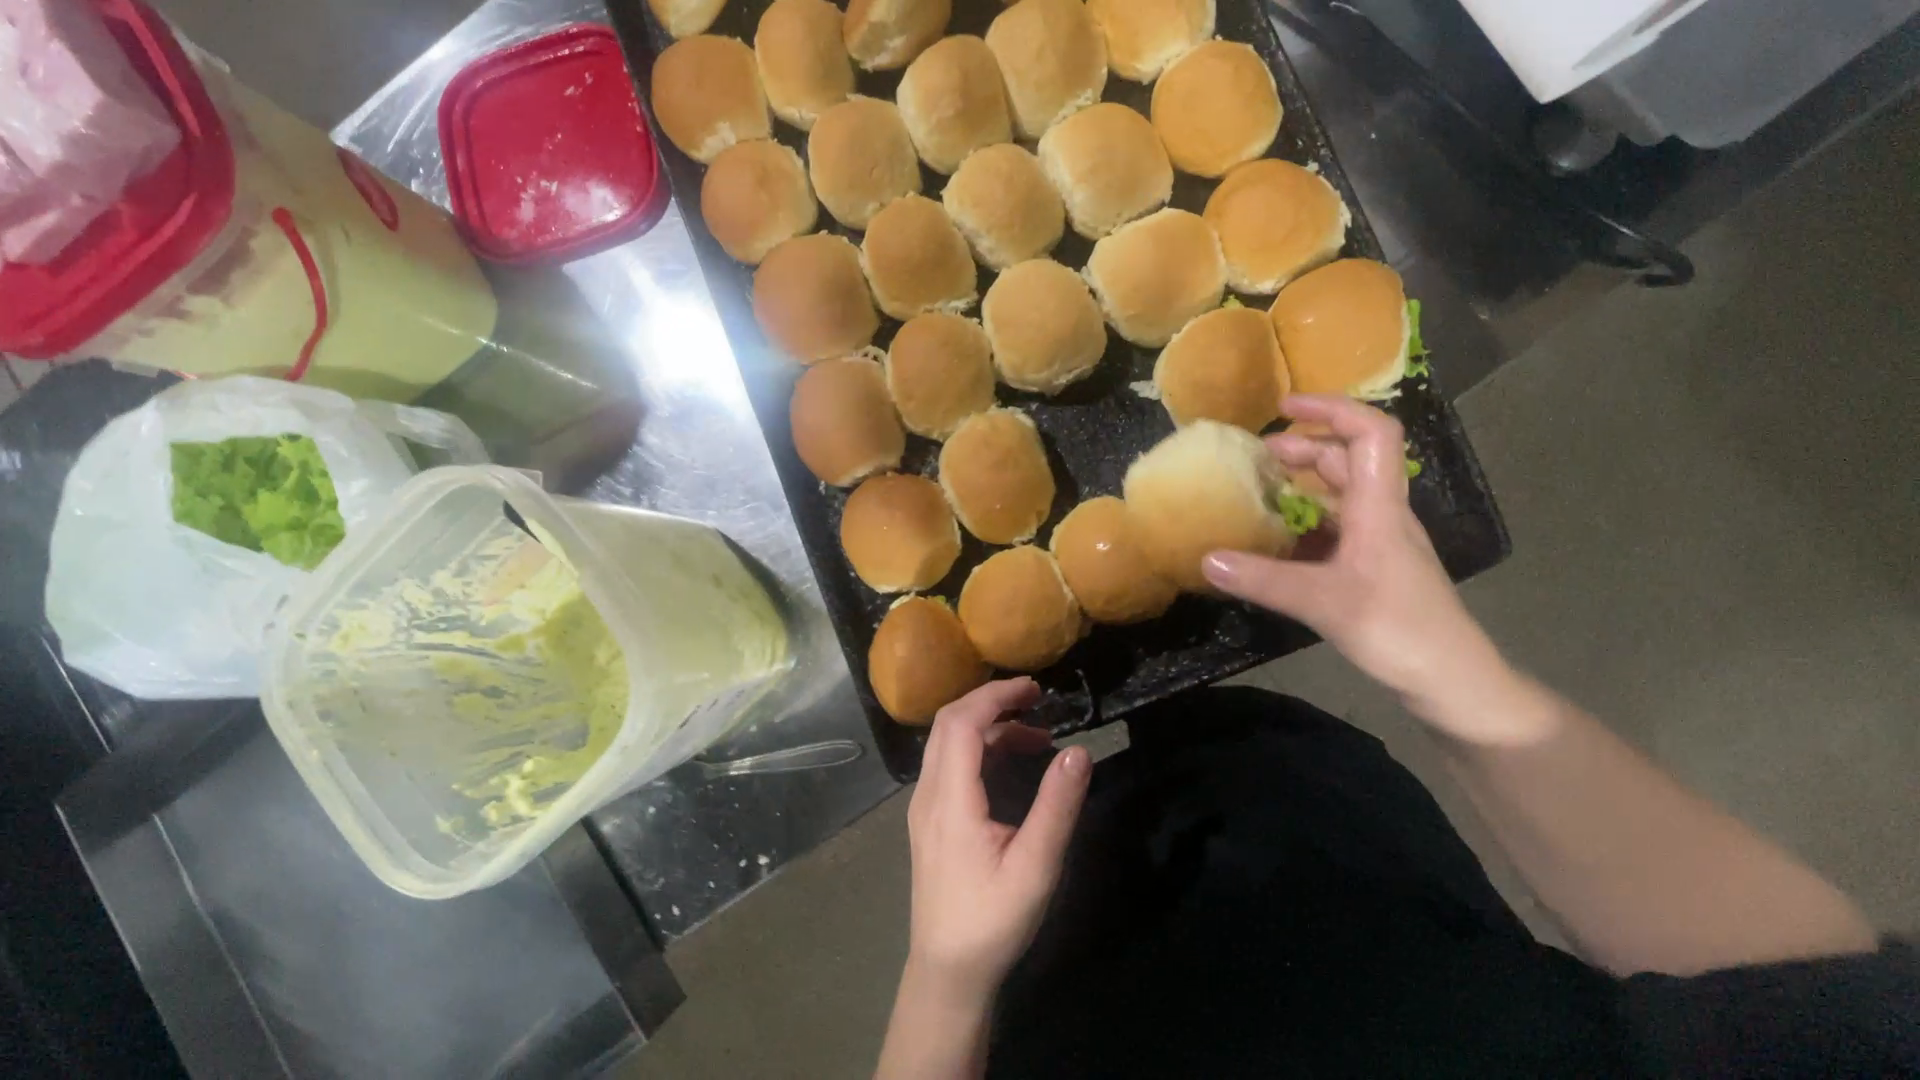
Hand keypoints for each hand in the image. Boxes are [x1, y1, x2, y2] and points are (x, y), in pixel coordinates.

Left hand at [905, 678, 1090, 1005]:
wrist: (948, 970)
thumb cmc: (993, 920)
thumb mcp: (1036, 866)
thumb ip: (1057, 806)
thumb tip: (1079, 751)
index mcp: (950, 799)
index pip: (962, 722)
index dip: (995, 695)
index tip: (1036, 689)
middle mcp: (928, 794)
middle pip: (949, 724)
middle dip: (991, 702)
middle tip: (1037, 701)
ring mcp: (924, 808)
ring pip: (948, 744)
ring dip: (988, 728)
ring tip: (1038, 739)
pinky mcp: (930, 821)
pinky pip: (949, 765)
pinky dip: (980, 750)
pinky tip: (1012, 766)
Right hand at [1202, 396, 1517, 739]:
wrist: (1451, 680)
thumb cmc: (1399, 630)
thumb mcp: (1325, 603)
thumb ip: (1265, 580)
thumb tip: (1206, 560)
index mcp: (1380, 507)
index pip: (1370, 433)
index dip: (1331, 409)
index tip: (1284, 408)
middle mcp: (1383, 515)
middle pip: (1349, 459)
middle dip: (1303, 447)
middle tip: (1255, 457)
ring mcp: (1381, 543)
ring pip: (1342, 494)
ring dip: (1303, 483)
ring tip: (1258, 491)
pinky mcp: (1374, 569)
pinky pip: (1336, 528)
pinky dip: (1305, 522)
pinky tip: (1276, 541)